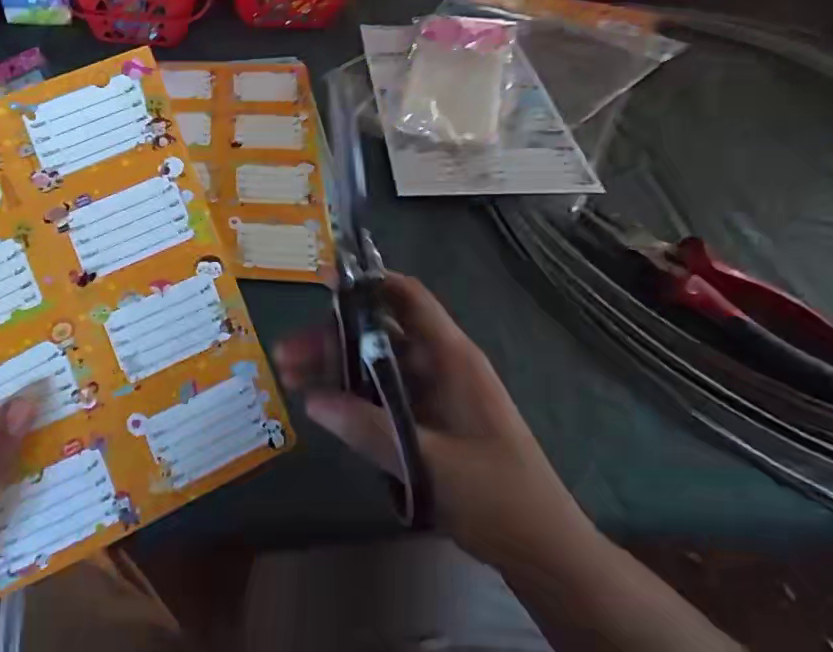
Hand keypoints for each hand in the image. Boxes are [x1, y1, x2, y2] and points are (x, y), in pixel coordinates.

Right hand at [273, 273, 593, 567]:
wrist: (546, 551)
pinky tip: (323, 405)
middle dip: (332, 338)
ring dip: (337, 368)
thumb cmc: (499, 497)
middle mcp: (442, 366)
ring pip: (378, 365)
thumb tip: (311, 400)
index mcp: (452, 359)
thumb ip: (369, 429)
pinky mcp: (432, 421)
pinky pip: (386, 395)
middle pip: (380, 334)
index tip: (323, 281)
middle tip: (286, 354)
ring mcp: (437, 394)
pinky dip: (355, 395)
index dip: (368, 282)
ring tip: (290, 378)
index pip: (408, 298)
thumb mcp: (430, 462)